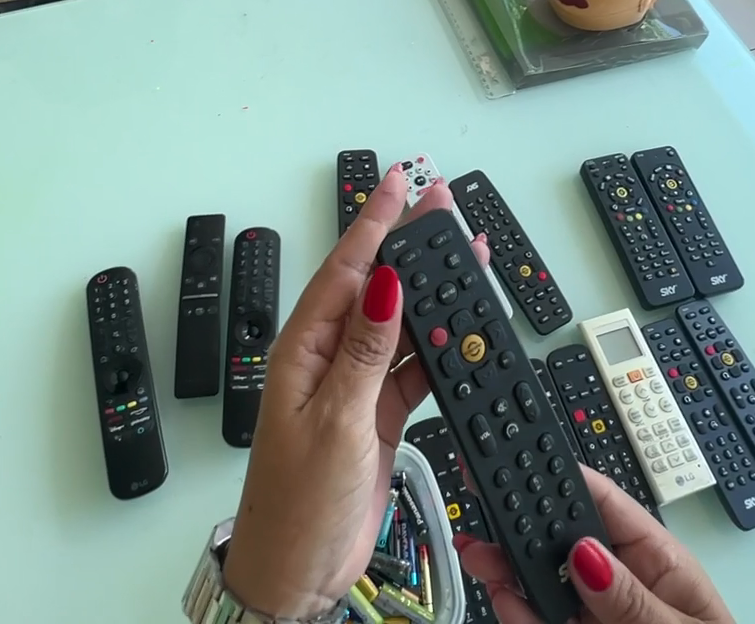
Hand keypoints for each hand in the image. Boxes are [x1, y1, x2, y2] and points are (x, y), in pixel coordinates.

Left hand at [222, 167, 491, 616]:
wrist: (298, 572)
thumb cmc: (295, 504)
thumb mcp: (334, 420)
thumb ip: (364, 351)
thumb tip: (385, 286)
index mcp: (304, 347)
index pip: (345, 268)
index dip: (372, 222)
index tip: (394, 182)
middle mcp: (328, 355)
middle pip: (375, 283)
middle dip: (406, 241)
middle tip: (437, 201)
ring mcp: (354, 381)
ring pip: (399, 319)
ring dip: (429, 289)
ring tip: (459, 251)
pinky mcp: (376, 408)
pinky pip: (411, 362)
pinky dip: (436, 343)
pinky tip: (456, 325)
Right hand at [456, 466, 734, 623]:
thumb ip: (636, 598)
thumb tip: (587, 555)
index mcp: (656, 560)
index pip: (603, 503)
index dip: (561, 477)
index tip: (521, 460)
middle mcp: (622, 583)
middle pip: (564, 541)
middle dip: (523, 521)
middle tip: (485, 504)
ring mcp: (598, 615)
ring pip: (547, 583)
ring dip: (510, 566)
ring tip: (480, 553)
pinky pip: (547, 621)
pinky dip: (519, 611)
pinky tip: (505, 599)